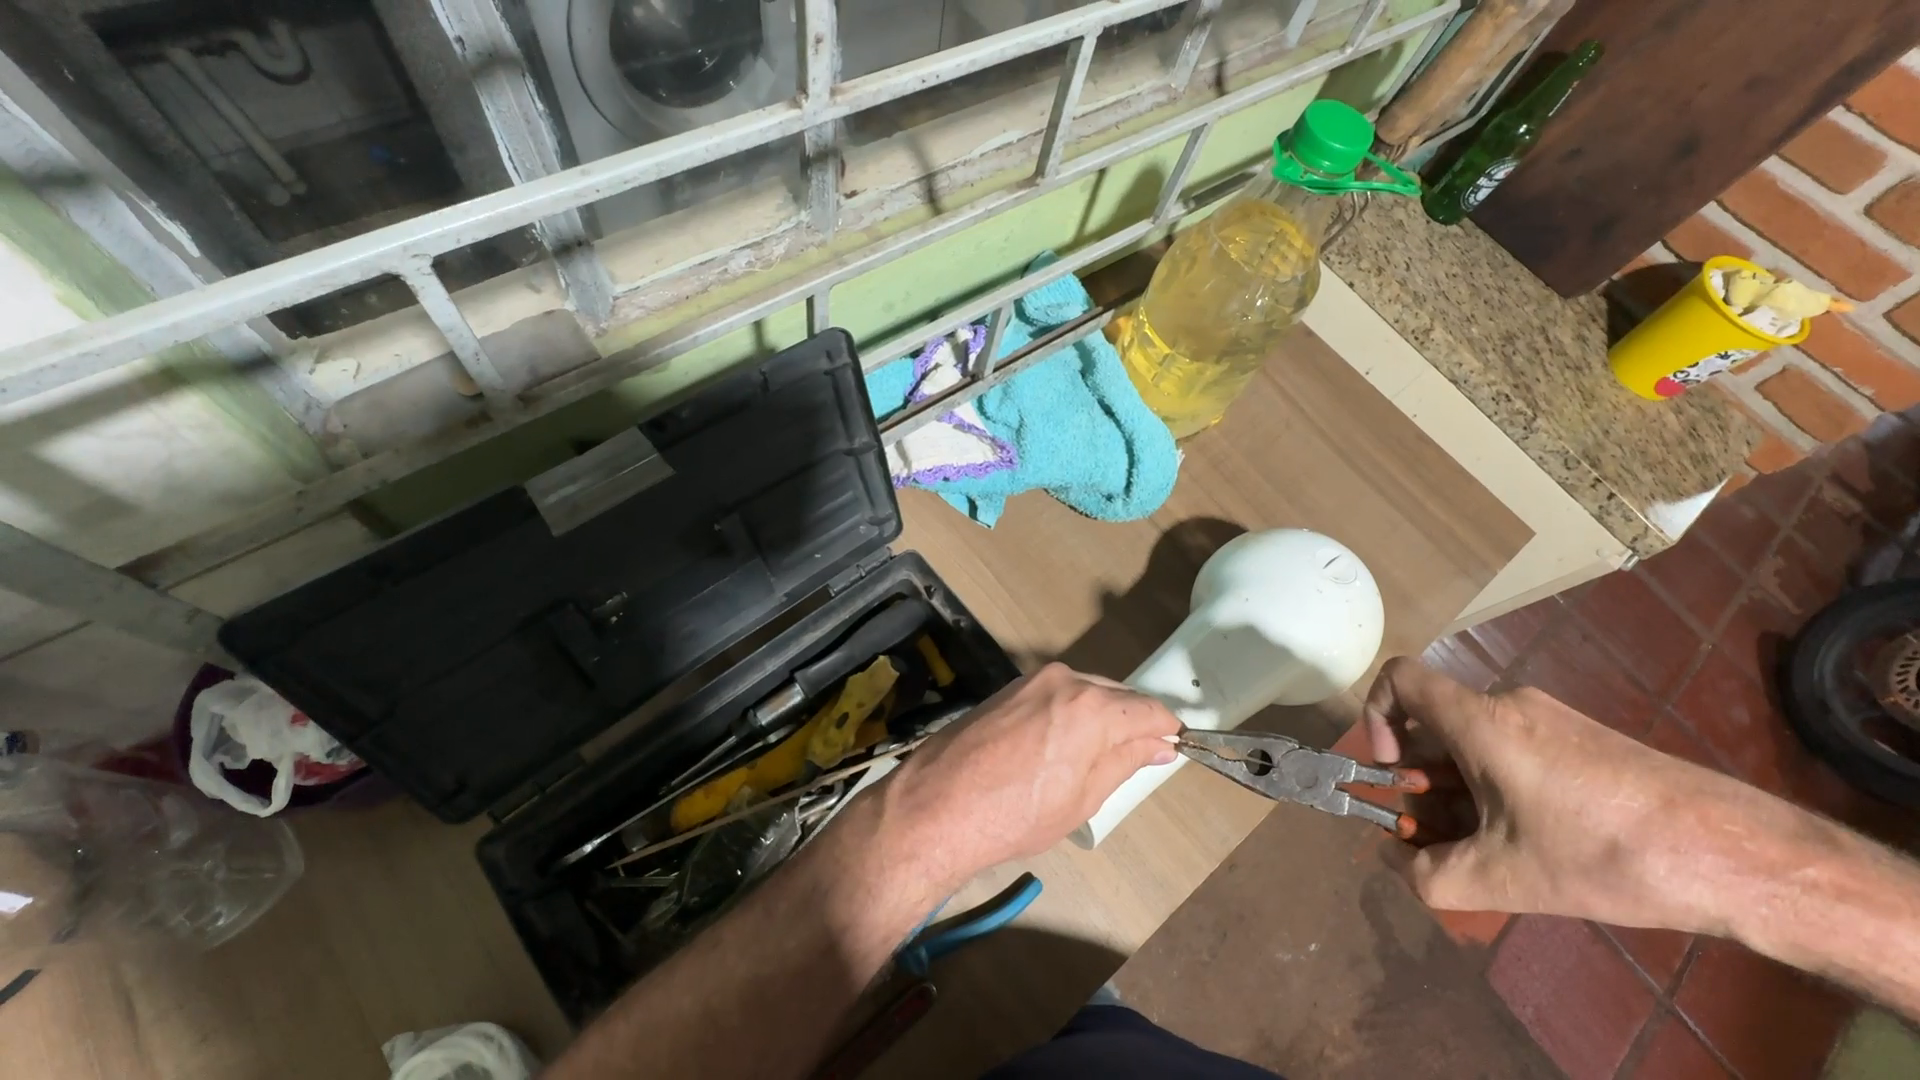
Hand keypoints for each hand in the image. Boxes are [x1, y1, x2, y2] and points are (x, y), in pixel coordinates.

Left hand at [879, 663, 1179, 890]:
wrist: (937, 806)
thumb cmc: (1017, 814)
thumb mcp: (1083, 797)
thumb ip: (1126, 762)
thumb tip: (1160, 745)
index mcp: (1092, 706)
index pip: (1149, 709)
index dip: (1166, 729)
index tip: (1174, 746)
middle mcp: (1065, 680)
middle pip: (1116, 695)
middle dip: (1132, 722)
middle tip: (1137, 758)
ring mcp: (1031, 680)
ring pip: (1084, 692)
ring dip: (1099, 717)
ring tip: (1097, 757)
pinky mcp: (1007, 690)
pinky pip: (1055, 695)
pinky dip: (1069, 714)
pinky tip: (1061, 746)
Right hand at [1363, 656, 1754, 933]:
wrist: (1735, 855)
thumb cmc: (1602, 854)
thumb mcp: (1502, 879)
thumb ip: (1427, 875)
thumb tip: (1395, 861)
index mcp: (1481, 721)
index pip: (1400, 679)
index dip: (1375, 716)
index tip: (1392, 771)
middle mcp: (1511, 705)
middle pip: (1436, 726)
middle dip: (1421, 781)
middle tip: (1436, 836)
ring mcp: (1553, 720)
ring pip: (1475, 744)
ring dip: (1460, 792)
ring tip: (1486, 851)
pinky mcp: (1585, 741)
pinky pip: (1514, 751)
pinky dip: (1498, 789)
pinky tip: (1530, 844)